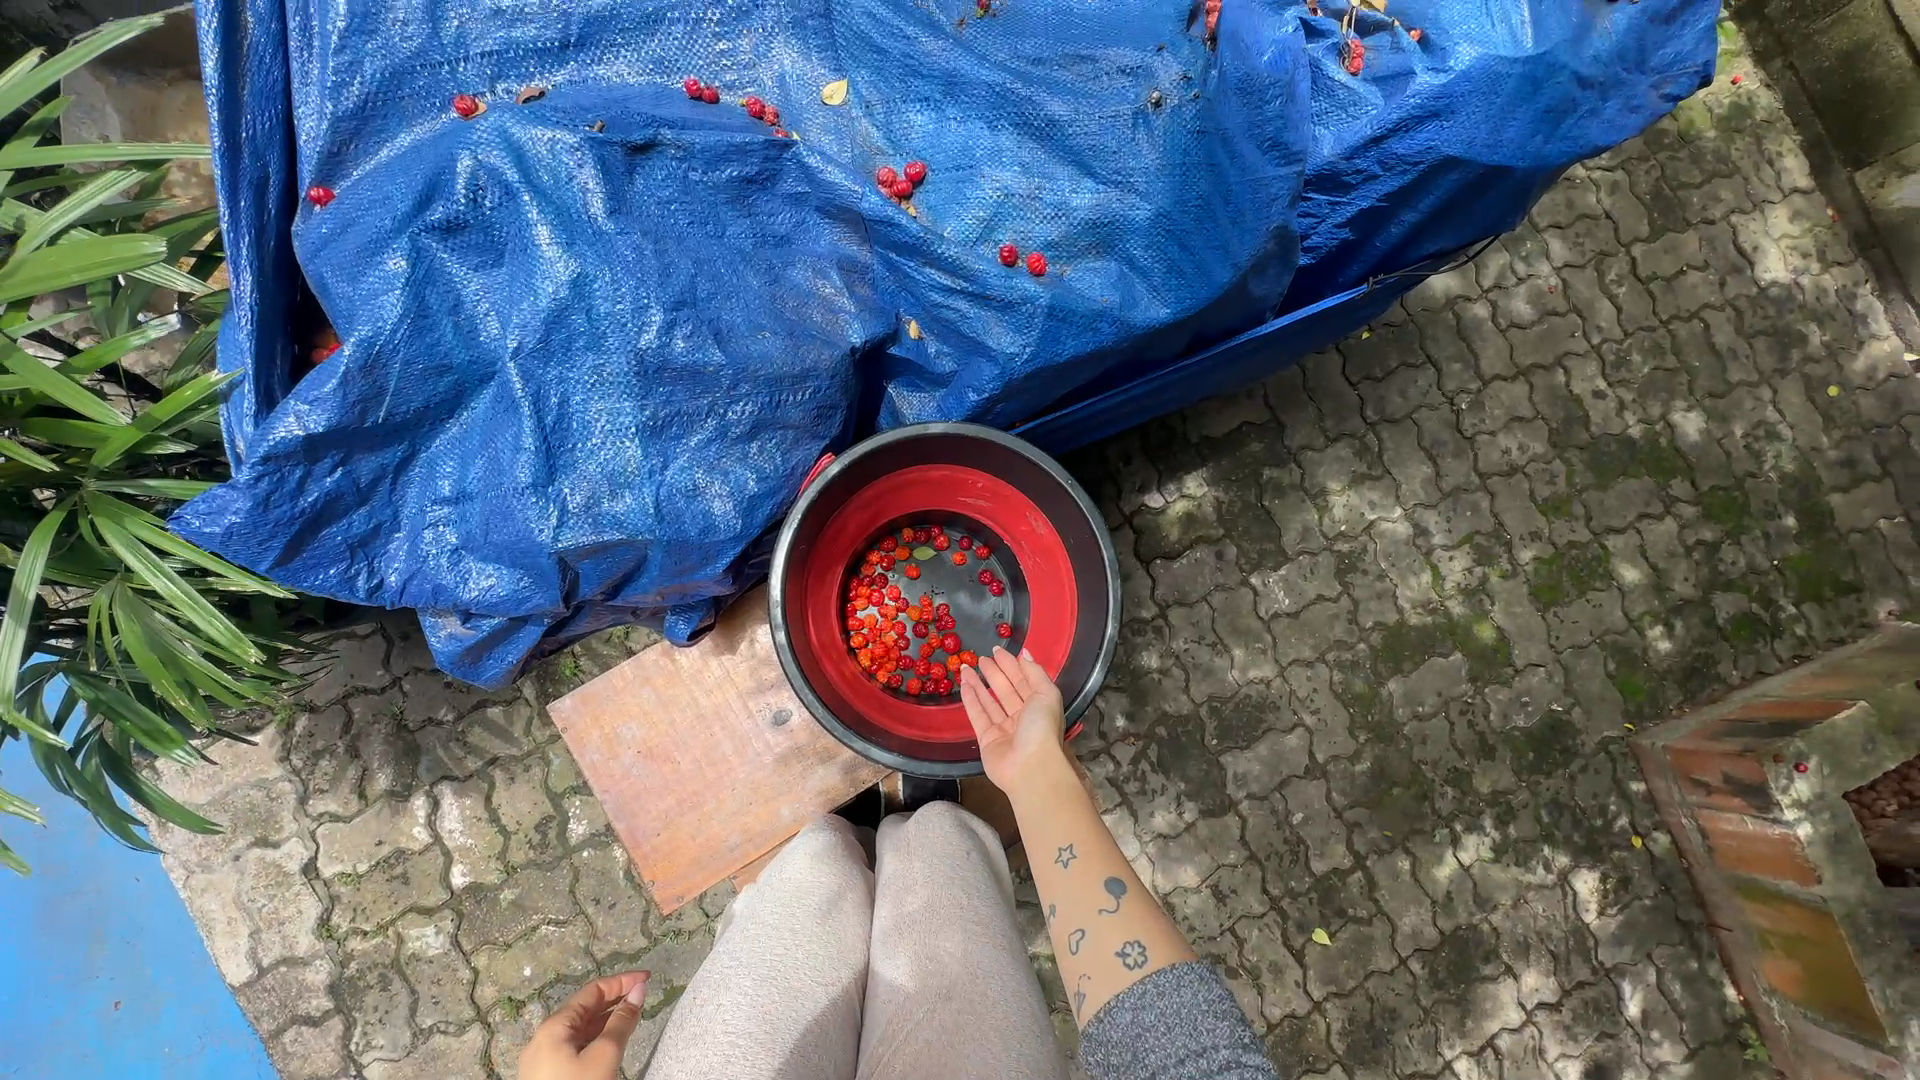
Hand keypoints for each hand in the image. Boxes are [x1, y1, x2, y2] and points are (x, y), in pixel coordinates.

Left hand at [518, 971, 648, 1079]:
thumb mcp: (605, 1054)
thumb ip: (622, 1020)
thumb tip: (639, 989)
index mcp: (554, 1026)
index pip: (593, 990)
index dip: (622, 981)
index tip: (649, 978)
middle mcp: (543, 1037)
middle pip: (584, 1008)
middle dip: (615, 999)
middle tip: (643, 997)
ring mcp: (542, 1059)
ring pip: (579, 1028)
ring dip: (606, 1019)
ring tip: (632, 1017)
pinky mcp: (546, 1075)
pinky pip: (574, 1045)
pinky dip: (595, 1038)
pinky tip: (611, 1043)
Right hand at [959, 647, 1071, 800]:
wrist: (1030, 767)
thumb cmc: (1041, 727)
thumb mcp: (1046, 693)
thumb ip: (1035, 672)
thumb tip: (1025, 653)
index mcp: (1040, 706)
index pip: (1024, 681)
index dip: (1012, 665)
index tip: (998, 651)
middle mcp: (1022, 717)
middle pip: (1006, 690)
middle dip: (995, 673)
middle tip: (981, 657)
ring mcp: (1004, 729)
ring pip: (989, 702)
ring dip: (979, 684)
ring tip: (966, 667)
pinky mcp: (987, 739)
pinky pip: (978, 715)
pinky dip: (971, 700)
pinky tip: (964, 684)